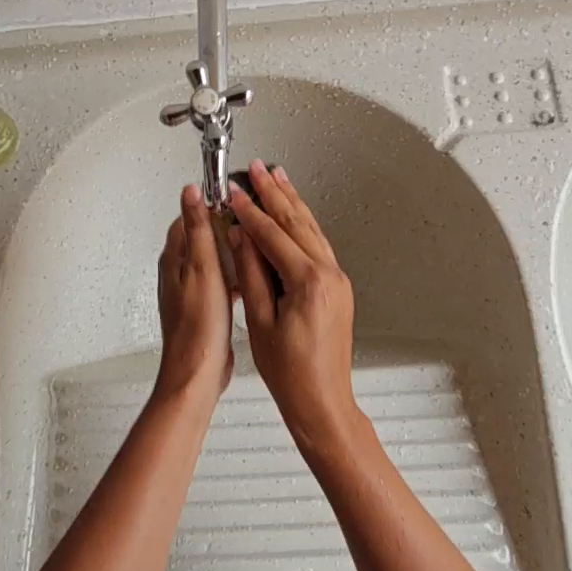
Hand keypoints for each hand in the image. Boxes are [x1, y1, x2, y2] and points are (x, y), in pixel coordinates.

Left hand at [154, 184, 233, 405]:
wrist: (197, 374)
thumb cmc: (198, 328)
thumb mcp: (202, 268)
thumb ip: (198, 229)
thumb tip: (190, 193)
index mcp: (174, 259)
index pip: (189, 217)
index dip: (210, 204)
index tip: (231, 198)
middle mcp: (178, 273)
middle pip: (202, 237)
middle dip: (224, 228)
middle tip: (246, 221)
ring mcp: (190, 292)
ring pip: (213, 260)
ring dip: (231, 253)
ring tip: (252, 249)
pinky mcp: (203, 309)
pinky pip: (220, 283)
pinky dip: (234, 276)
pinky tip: (249, 282)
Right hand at [227, 160, 360, 451]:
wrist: (323, 401)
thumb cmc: (291, 373)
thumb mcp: (259, 320)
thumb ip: (250, 273)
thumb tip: (240, 237)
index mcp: (308, 282)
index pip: (271, 235)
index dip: (249, 211)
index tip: (233, 193)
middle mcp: (329, 275)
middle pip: (296, 221)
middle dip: (274, 192)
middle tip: (256, 169)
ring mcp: (337, 279)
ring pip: (310, 228)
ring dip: (291, 201)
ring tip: (276, 177)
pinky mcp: (337, 287)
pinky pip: (318, 243)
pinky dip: (303, 222)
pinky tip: (294, 213)